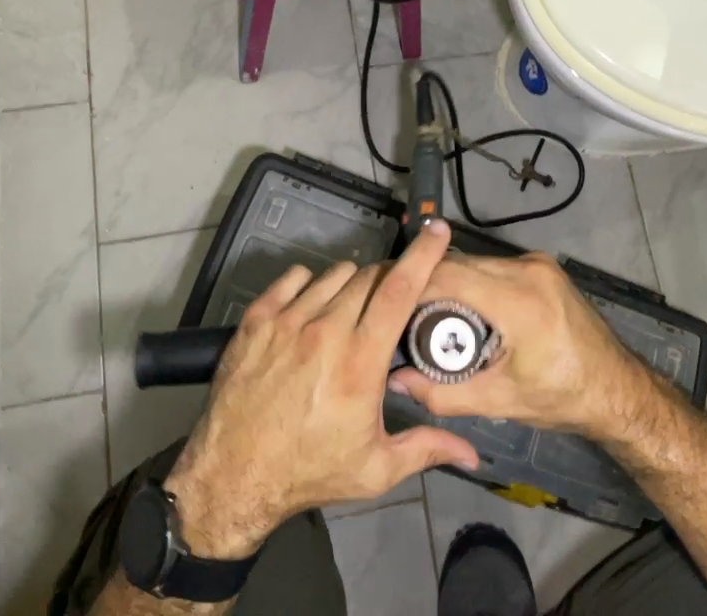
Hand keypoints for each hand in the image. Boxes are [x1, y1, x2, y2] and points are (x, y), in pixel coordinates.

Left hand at [164, 221, 479, 558]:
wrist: (233, 476)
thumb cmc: (309, 471)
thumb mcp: (375, 470)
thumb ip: (427, 450)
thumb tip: (473, 455)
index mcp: (361, 361)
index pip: (399, 291)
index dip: (423, 255)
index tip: (437, 231)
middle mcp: (326, 331)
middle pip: (369, 277)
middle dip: (387, 279)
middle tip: (389, 299)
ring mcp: (287, 322)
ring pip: (332, 275)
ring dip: (351, 283)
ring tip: (350, 308)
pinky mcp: (256, 321)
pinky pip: (292, 278)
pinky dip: (309, 283)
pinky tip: (311, 304)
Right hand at [387, 253, 650, 441]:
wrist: (618, 387)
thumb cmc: (562, 398)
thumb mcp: (501, 401)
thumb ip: (444, 393)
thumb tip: (395, 380)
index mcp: (521, 303)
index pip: (450, 276)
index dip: (412, 285)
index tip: (385, 301)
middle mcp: (529, 271)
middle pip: (459, 264)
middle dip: (425, 284)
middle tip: (398, 311)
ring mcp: (538, 264)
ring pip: (475, 262)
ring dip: (448, 282)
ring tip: (423, 313)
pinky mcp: (542, 266)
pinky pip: (493, 266)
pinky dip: (471, 282)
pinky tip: (458, 308)